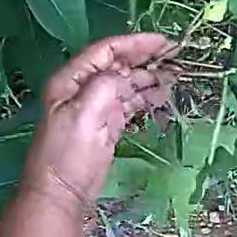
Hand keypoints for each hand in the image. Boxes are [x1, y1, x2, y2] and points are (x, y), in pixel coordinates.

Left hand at [20, 33, 176, 218]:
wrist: (60, 194)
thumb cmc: (67, 154)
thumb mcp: (84, 114)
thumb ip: (106, 86)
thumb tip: (128, 74)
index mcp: (71, 79)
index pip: (106, 50)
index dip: (135, 43)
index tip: (164, 42)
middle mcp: (83, 88)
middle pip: (118, 64)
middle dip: (146, 58)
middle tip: (176, 56)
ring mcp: (95, 107)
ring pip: (126, 84)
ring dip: (149, 78)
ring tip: (175, 77)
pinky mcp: (106, 125)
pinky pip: (128, 103)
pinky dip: (145, 98)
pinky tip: (162, 96)